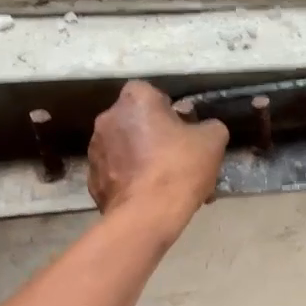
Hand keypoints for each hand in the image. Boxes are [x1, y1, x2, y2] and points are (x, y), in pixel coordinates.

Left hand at [87, 81, 228, 230]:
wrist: (148, 214)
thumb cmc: (180, 168)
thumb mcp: (213, 141)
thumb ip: (209, 126)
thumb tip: (204, 128)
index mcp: (134, 101)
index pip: (148, 91)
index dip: (166, 107)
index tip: (181, 126)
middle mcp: (107, 119)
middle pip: (135, 120)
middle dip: (154, 134)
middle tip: (177, 155)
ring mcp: (95, 150)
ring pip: (125, 147)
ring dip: (142, 157)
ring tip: (166, 181)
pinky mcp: (93, 179)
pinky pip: (117, 172)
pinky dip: (131, 179)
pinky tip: (150, 196)